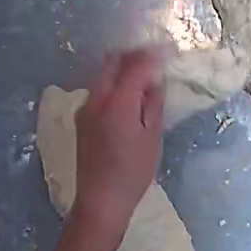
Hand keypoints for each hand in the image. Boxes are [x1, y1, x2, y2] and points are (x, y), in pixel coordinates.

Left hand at [71, 47, 165, 229]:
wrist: (100, 200)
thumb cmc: (133, 172)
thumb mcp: (152, 137)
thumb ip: (153, 103)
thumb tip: (156, 80)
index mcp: (117, 103)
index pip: (136, 65)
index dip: (153, 55)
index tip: (168, 50)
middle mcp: (96, 99)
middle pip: (113, 62)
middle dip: (134, 55)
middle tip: (155, 59)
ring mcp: (85, 108)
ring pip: (103, 74)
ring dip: (123, 69)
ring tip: (144, 78)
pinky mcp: (81, 118)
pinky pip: (99, 89)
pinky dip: (114, 84)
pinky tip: (129, 97)